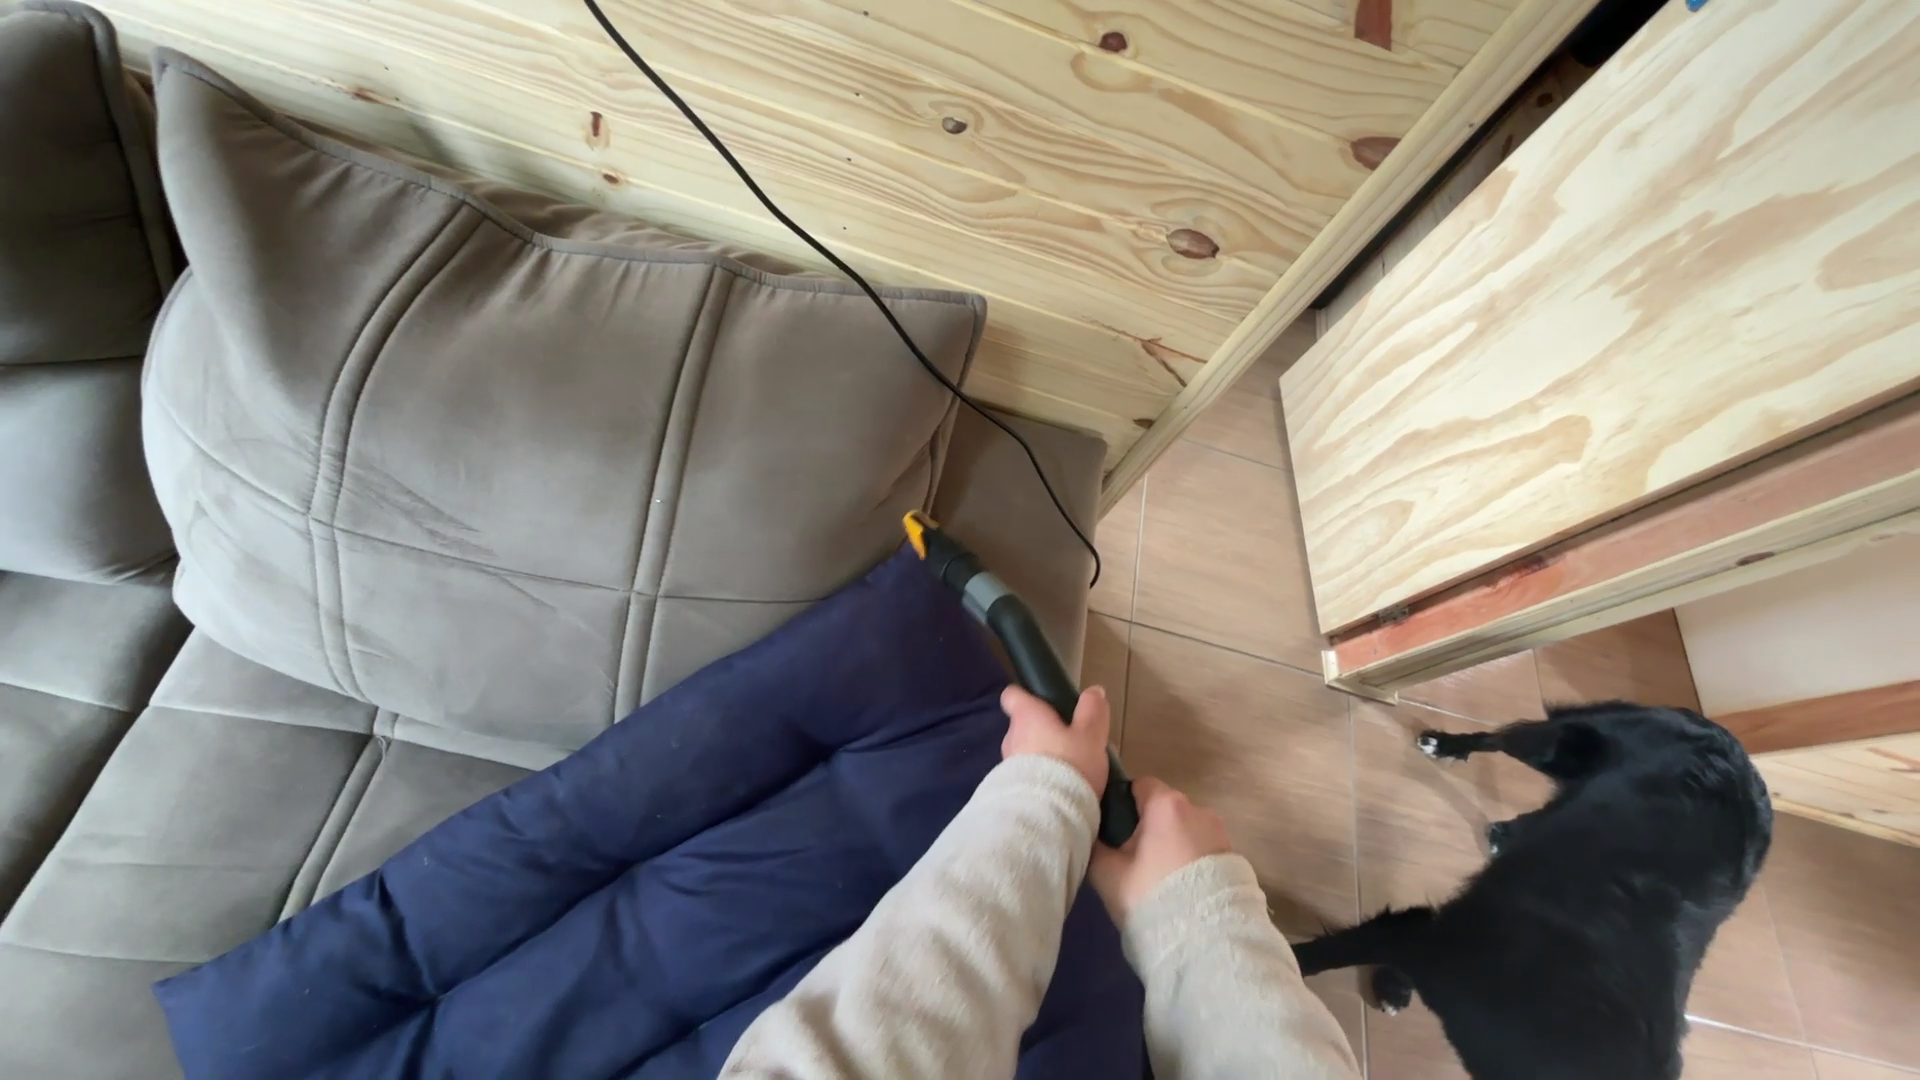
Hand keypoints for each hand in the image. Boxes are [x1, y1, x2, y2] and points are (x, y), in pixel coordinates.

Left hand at [1000, 685, 1110, 795]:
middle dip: (1044, 733)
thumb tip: (1093, 691)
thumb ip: (1092, 711)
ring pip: (1026, 754)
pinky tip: (1060, 793)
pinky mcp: (1008, 790)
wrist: (1045, 816)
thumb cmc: (1069, 764)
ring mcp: (1006, 765)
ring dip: (1043, 759)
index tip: (1043, 703)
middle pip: (1024, 727)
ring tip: (1070, 773)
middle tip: (1072, 744)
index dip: (1026, 697)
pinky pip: (1025, 778)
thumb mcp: (1090, 735)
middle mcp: (1011, 737)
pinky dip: (1039, 781)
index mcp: (1027, 716)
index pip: (1013, 696)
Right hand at [1088, 777, 1230, 924]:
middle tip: (1132, 857)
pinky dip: (1191, 860)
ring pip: (1184, 829)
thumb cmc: (1152, 896)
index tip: (1113, 828)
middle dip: (1148, 826)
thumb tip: (1090, 835)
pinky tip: (1181, 888)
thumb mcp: (1107, 873)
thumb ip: (1095, 846)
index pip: (1139, 785)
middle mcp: (1197, 809)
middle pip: (1163, 808)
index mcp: (1165, 805)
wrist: (1206, 943)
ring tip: (1158, 877)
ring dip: (1171, 844)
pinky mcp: (1234, 858)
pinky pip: (1203, 849)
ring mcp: (1220, 833)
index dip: (1122, 802)